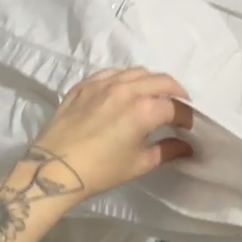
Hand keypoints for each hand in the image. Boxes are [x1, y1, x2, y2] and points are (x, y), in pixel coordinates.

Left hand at [30, 67, 192, 199]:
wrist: (53, 168)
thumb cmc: (100, 170)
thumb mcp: (138, 164)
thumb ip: (166, 151)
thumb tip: (185, 147)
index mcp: (144, 109)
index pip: (175, 106)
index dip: (186, 116)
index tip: (187, 126)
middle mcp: (126, 89)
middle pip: (160, 80)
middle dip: (174, 91)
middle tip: (178, 105)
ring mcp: (102, 84)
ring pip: (135, 71)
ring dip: (150, 80)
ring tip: (153, 94)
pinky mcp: (83, 86)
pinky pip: (109, 73)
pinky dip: (123, 78)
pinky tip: (123, 89)